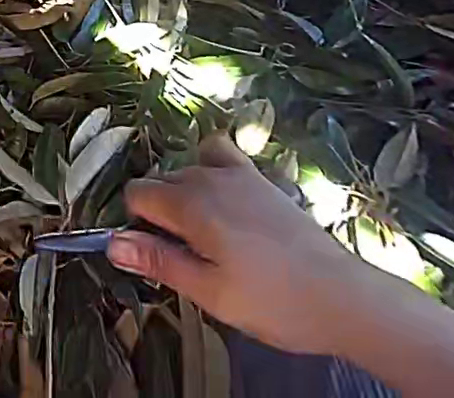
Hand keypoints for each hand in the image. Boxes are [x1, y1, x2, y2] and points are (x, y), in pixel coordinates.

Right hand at [107, 134, 389, 357]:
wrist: (342, 295)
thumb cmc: (272, 302)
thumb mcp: (211, 293)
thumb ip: (159, 260)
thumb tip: (112, 242)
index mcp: (189, 204)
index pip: (137, 193)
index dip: (137, 222)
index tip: (157, 252)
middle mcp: (205, 176)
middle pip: (159, 181)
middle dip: (159, 211)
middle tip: (185, 255)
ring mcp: (233, 171)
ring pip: (185, 170)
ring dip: (182, 194)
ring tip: (205, 234)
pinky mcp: (255, 174)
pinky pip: (217, 151)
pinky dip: (208, 165)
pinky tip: (221, 194)